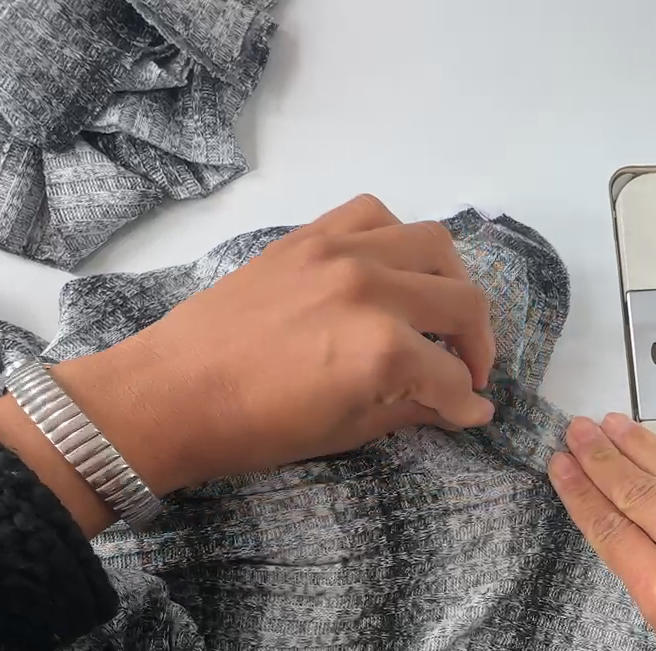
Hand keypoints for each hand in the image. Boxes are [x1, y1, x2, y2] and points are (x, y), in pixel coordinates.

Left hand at [0, 195, 496, 533]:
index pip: (453, 377)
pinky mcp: (310, 235)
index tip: (474, 413)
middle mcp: (373, 290)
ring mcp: (341, 252)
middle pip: (464, 303)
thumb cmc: (261, 429)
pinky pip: (375, 214)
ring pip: (434, 244)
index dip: (469, 403)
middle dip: (480, 346)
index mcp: (383, 352)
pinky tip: (392, 270)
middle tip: (469, 371)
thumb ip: (416, 409)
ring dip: (452, 283)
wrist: (175, 393)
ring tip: (442, 314)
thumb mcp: (350, 431)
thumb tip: (465, 408)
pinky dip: (398, 239)